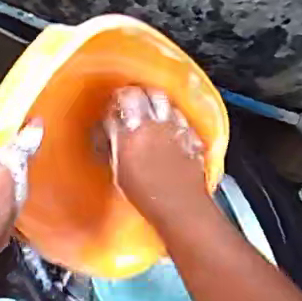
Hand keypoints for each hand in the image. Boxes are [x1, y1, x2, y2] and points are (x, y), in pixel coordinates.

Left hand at [0, 122, 42, 257]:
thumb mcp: (8, 168)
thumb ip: (22, 144)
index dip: (9, 117)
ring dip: (12, 165)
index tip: (29, 118)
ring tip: (28, 166)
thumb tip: (35, 125)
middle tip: (32, 144)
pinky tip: (20, 187)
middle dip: (13, 143)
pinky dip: (8, 181)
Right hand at [104, 86, 209, 226]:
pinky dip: (172, 116)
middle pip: (141, 93)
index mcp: (129, 134)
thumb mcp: (119, 173)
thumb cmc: (145, 196)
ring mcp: (174, 127)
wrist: (181, 207)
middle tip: (128, 101)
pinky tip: (168, 125)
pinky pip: (179, 115)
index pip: (117, 104)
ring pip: (162, 98)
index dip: (113, 104)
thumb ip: (115, 148)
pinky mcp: (190, 133)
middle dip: (133, 94)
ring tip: (149, 108)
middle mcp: (152, 125)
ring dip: (153, 100)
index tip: (111, 110)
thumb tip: (111, 136)